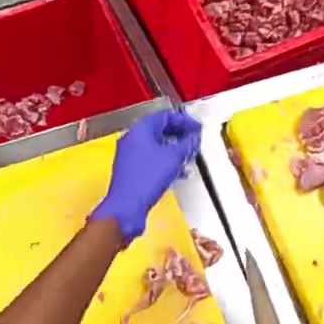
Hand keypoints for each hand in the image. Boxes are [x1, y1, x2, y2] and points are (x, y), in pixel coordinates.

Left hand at [90, 110, 202, 242]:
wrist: (126, 206)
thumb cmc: (145, 179)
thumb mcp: (173, 158)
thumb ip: (187, 144)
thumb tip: (194, 137)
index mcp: (140, 129)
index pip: (165, 116)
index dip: (185, 121)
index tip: (197, 128)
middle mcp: (132, 139)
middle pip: (159, 130)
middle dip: (179, 135)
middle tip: (194, 141)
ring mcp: (129, 155)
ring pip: (155, 146)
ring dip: (173, 150)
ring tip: (187, 157)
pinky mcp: (130, 170)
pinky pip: (150, 160)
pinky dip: (164, 161)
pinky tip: (176, 171)